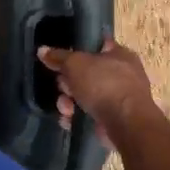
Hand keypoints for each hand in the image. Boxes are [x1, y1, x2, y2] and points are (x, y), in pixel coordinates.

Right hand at [37, 39, 158, 140]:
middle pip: (85, 73)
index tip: (59, 58)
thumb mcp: (74, 63)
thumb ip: (57, 56)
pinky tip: (69, 120)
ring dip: (69, 101)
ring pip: (85, 95)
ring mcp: (120, 99)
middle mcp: (123, 75)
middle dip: (67, 83)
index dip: (75, 49)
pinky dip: (77, 116)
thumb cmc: (104, 85)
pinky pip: (89, 113)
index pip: (95, 45)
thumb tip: (42, 50)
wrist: (127, 125)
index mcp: (120, 55)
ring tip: (65, 108)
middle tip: (63, 87)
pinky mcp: (115, 119)